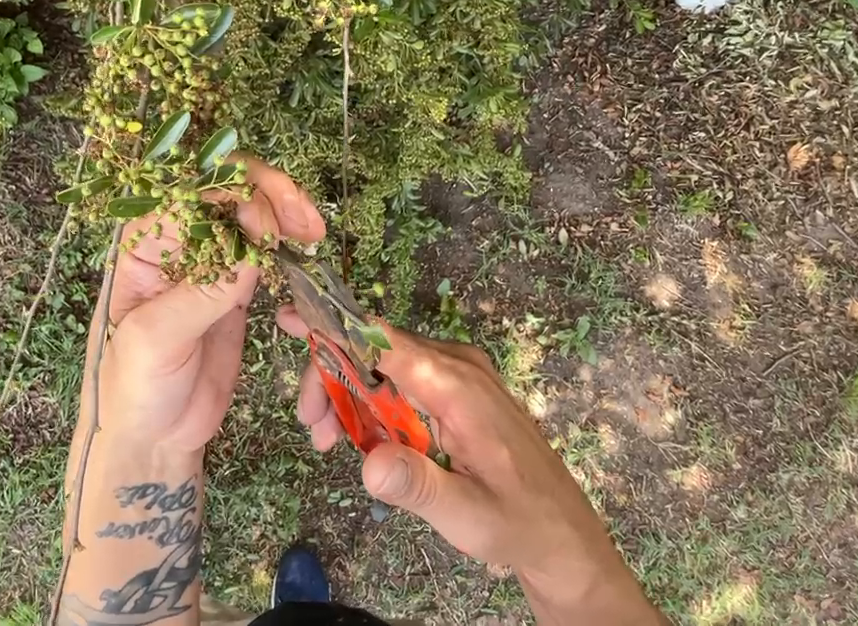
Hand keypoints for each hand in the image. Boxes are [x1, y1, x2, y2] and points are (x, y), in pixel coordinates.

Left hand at [81, 155, 325, 456]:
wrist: (152, 436)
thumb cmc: (132, 385)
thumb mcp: (155, 337)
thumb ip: (202, 291)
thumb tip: (253, 245)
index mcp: (145, 240)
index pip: (191, 193)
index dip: (233, 194)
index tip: (266, 225)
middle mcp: (177, 240)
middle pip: (227, 191)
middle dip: (270, 194)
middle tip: (307, 223)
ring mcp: (210, 261)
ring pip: (252, 214)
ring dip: (286, 214)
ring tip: (313, 233)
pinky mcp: (237, 288)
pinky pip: (267, 253)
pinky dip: (289, 248)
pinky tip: (306, 254)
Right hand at [279, 315, 661, 622]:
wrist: (564, 537)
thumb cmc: (519, 524)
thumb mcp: (468, 515)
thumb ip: (419, 486)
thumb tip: (368, 464)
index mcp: (457, 384)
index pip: (384, 340)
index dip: (335, 326)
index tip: (293, 320)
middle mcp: (454, 365)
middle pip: (374, 350)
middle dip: (332, 378)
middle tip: (310, 426)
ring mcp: (455, 374)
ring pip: (382, 365)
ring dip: (347, 394)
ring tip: (326, 439)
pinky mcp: (453, 390)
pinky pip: (399, 381)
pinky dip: (370, 403)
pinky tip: (356, 435)